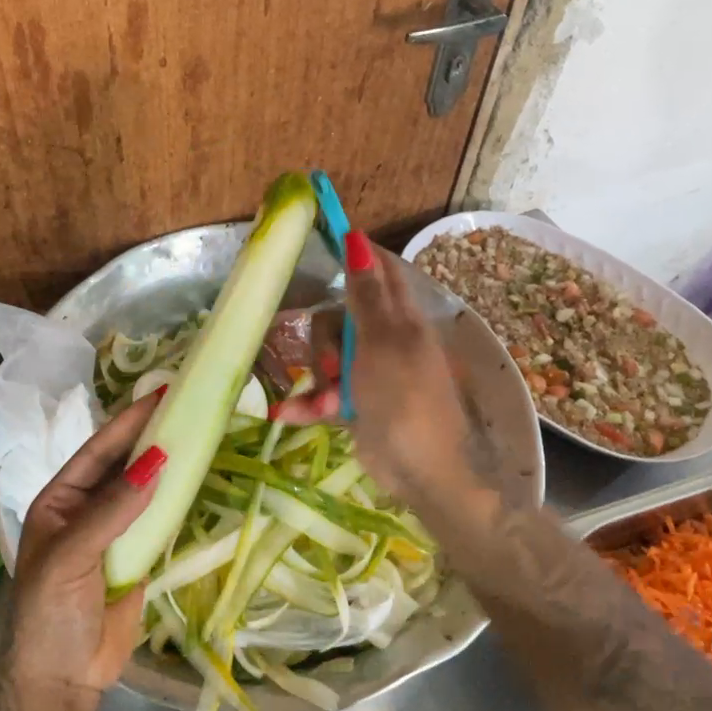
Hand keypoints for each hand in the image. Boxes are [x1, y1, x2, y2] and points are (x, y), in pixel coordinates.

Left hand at [8, 389, 167, 695]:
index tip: (158, 394)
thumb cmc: (50, 612)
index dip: (126, 422)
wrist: (62, 678)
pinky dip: (176, 501)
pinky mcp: (138, 556)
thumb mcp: (71, 556)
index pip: (97, 451)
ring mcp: (114, 532)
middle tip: (187, 406)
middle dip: (150, 437)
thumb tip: (156, 461)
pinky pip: (159, 520)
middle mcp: (87, 508)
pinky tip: (197, 480)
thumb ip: (112, 510)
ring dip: (166, 466)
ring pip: (144, 489)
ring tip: (199, 434)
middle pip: (123, 465)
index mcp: (60, 500)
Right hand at [275, 233, 504, 507]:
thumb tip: (358, 238)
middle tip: (331, 366)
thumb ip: (366, 294)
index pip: (378, 271)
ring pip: (327, 357)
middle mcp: (386, 340)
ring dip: (318, 379)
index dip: (353, 255)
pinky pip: (324, 393)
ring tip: (327, 403)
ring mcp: (371, 373)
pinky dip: (310, 403)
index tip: (321, 243)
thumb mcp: (382, 342)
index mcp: (401, 319)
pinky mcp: (357, 404)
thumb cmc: (406, 400)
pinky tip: (290, 414)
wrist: (421, 473)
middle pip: (339, 317)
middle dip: (324, 341)